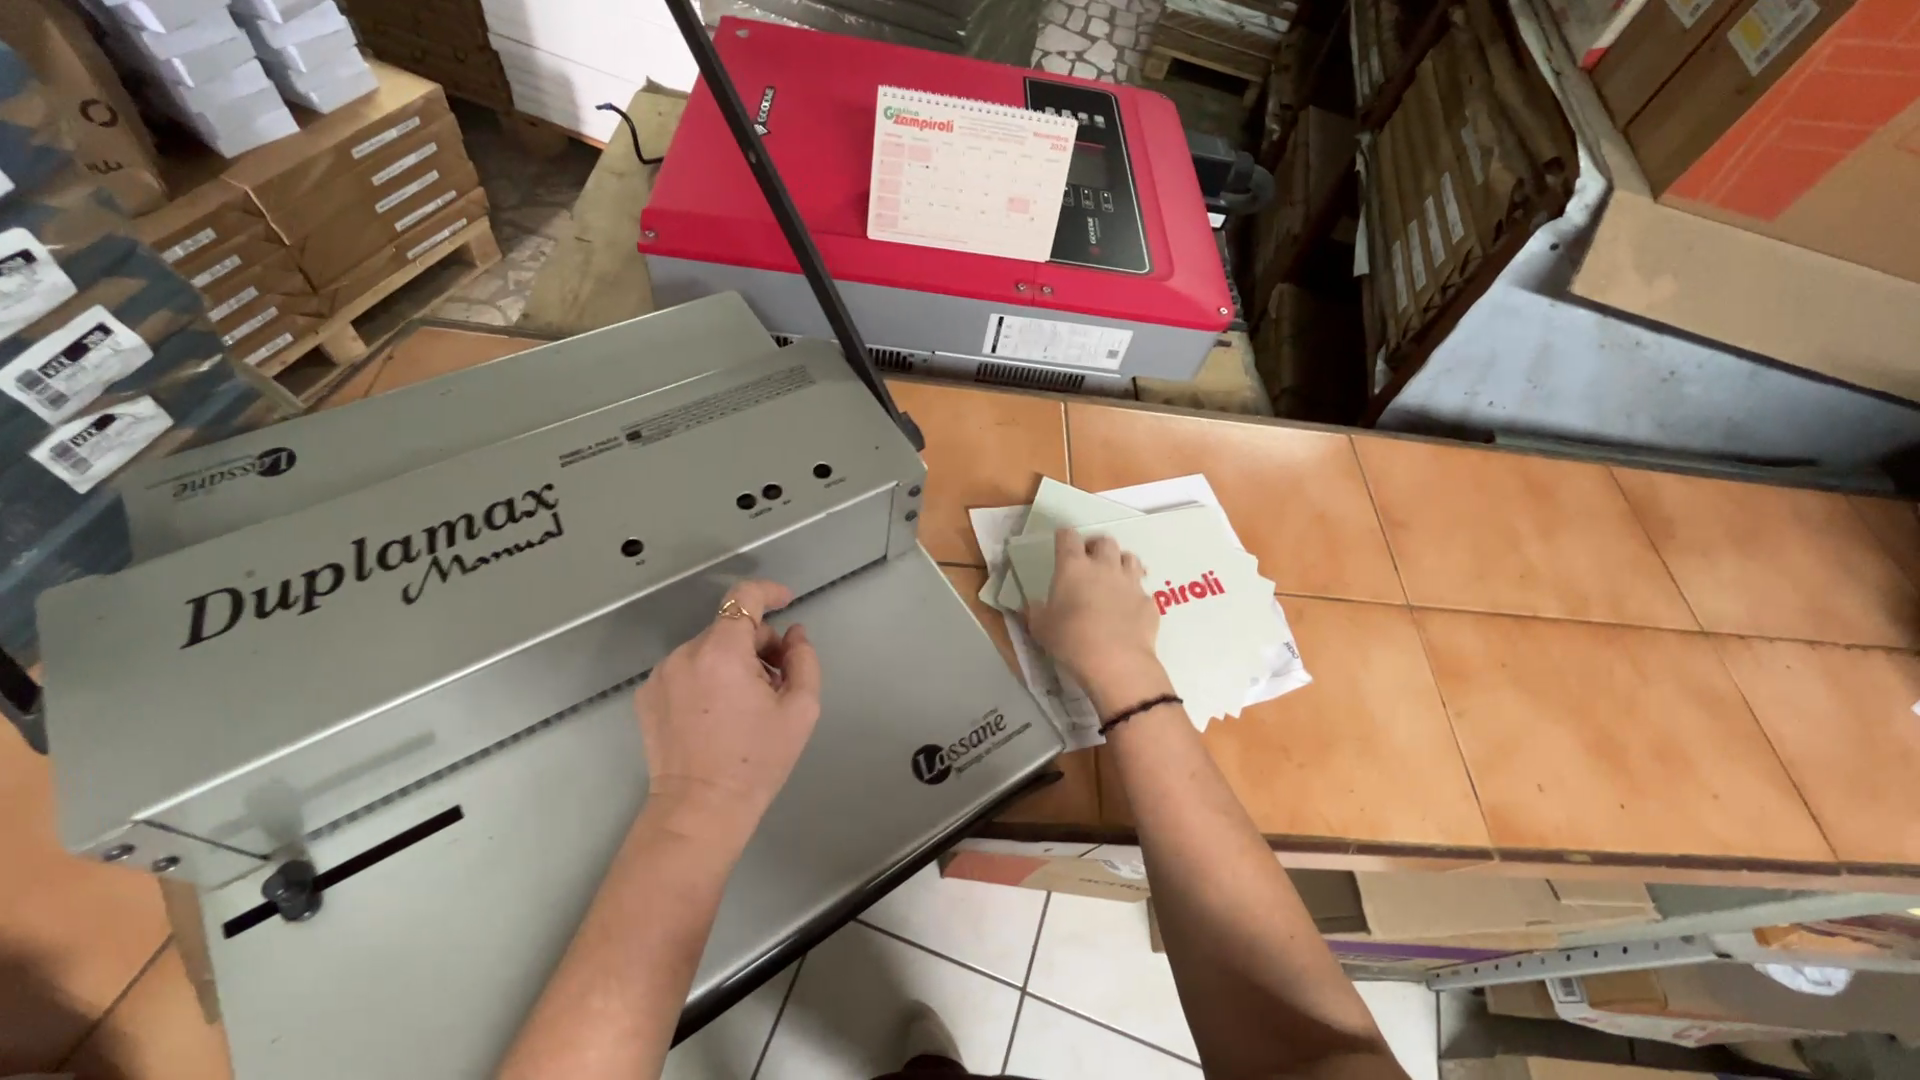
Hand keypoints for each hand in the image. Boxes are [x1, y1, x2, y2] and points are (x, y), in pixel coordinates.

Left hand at [635, 580, 821, 847]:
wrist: (700, 809)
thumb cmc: (756, 761)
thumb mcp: (800, 709)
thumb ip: (803, 660)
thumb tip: (793, 634)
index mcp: (722, 652)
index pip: (743, 598)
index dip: (769, 592)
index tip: (786, 600)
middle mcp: (685, 654)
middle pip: (729, 628)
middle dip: (757, 644)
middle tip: (776, 681)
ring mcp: (660, 675)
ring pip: (707, 650)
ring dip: (731, 662)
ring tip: (746, 704)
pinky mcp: (646, 696)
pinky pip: (686, 671)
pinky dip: (706, 679)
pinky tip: (717, 715)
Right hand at [1025, 528, 1167, 706]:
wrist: (1116, 662)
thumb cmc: (1071, 640)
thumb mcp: (1041, 628)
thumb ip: (1035, 612)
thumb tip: (1032, 605)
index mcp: (1073, 567)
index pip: (1068, 537)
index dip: (1064, 537)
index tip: (1061, 543)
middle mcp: (1104, 567)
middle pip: (1104, 541)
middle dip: (1096, 547)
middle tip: (1089, 562)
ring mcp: (1130, 583)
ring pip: (1130, 558)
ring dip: (1120, 563)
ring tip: (1113, 578)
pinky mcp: (1148, 602)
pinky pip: (1142, 590)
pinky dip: (1135, 595)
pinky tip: (1129, 609)